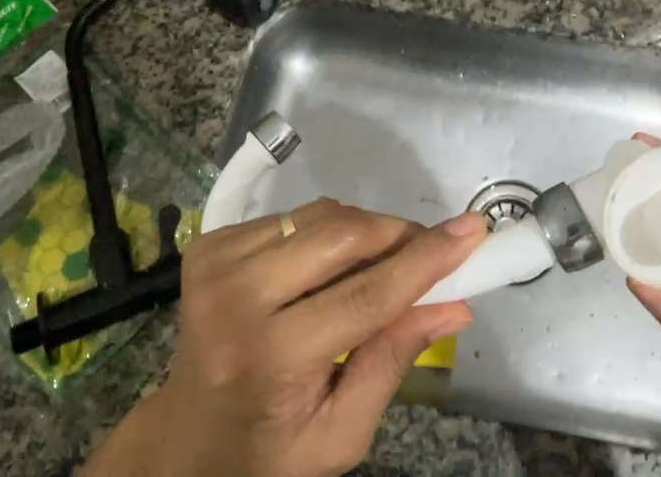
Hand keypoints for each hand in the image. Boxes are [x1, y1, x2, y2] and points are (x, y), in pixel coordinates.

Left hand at [84, 199, 487, 476]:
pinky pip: (294, 215)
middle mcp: (236, 297)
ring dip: (365, 230)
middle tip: (435, 247)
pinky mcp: (210, 241)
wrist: (186, 433)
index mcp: (269, 357)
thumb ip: (392, 361)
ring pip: (321, 215)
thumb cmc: (270, 445)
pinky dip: (327, 232)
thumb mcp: (340, 432)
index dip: (426, 260)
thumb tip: (455, 304)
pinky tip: (328, 266)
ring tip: (381, 264)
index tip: (474, 230)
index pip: (365, 294)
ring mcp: (217, 261)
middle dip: (400, 234)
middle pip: (342, 236)